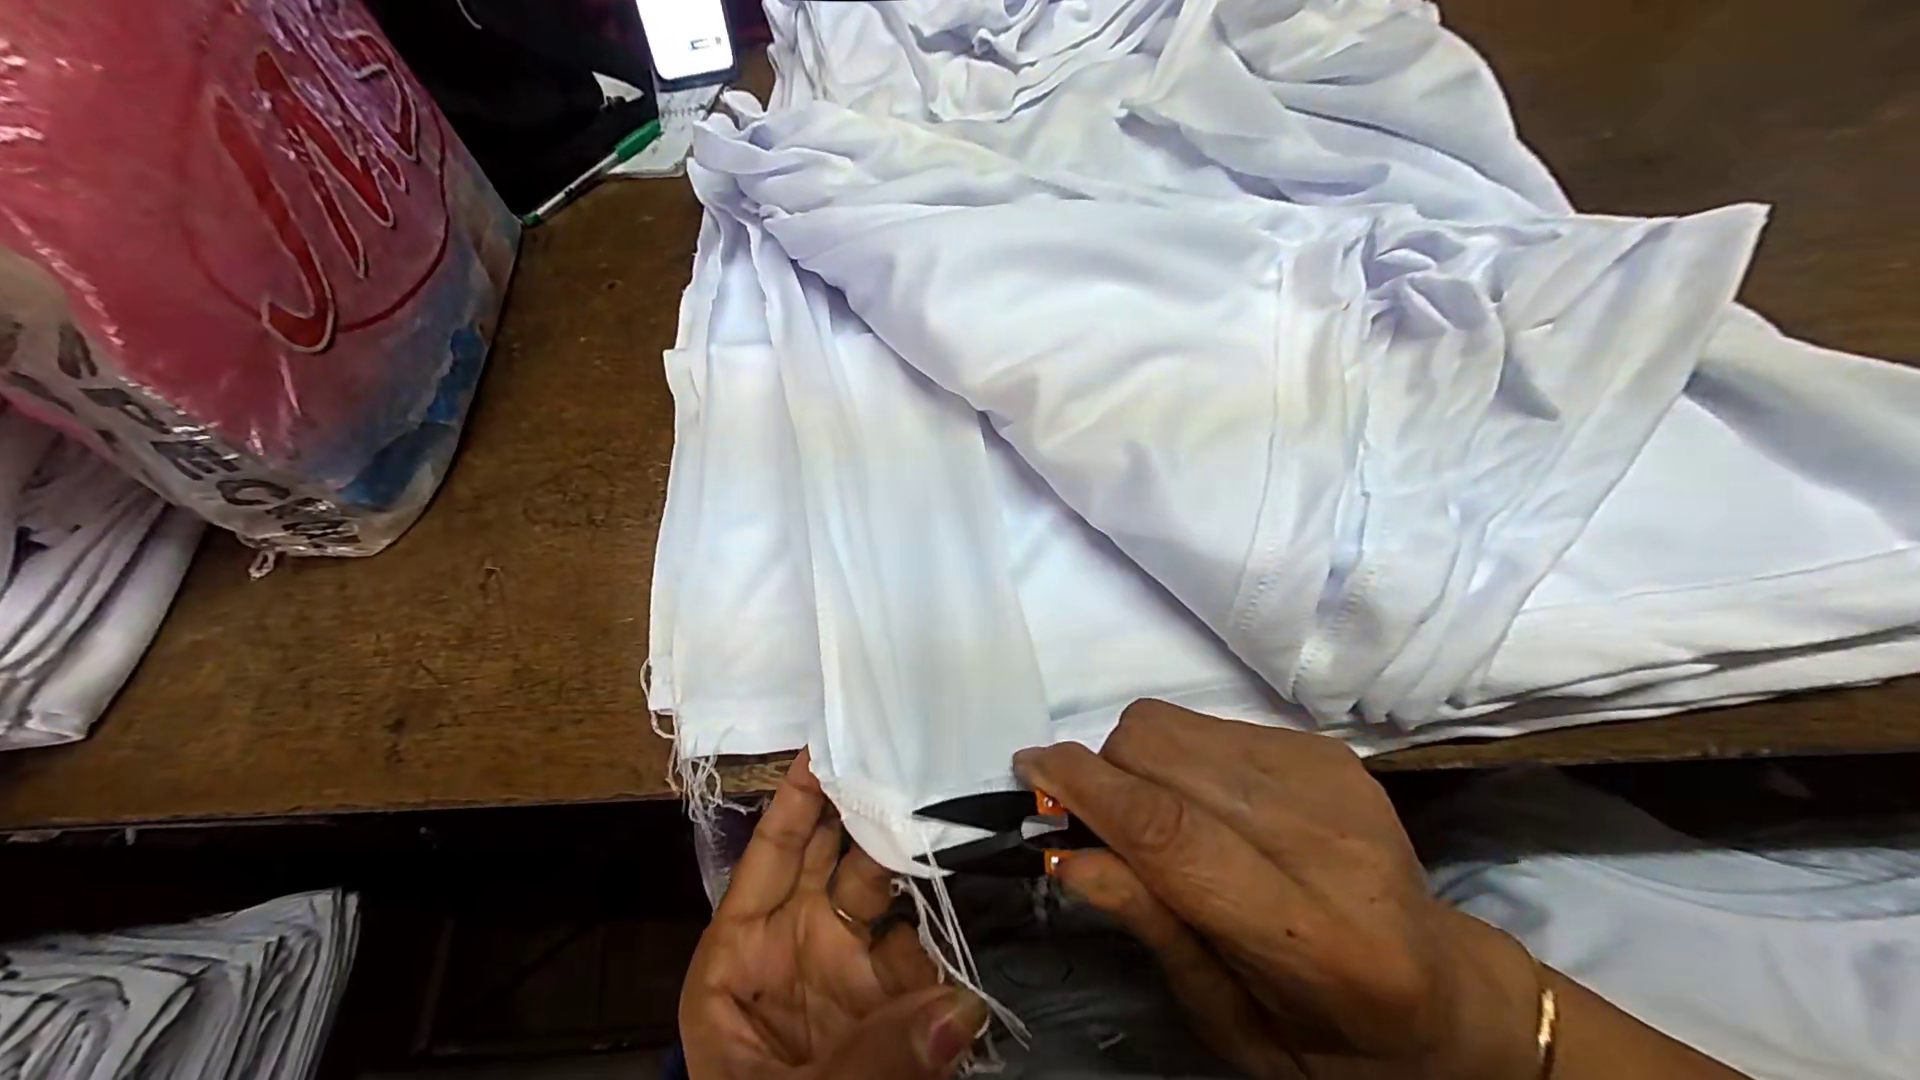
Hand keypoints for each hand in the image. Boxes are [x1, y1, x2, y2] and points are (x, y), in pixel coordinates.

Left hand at [678, 750, 989, 1078]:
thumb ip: (874, 1060)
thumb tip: (962, 1010)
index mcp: (739, 960)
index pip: (768, 861)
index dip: (793, 804)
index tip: (824, 750)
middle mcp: (796, 946)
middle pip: (831, 860)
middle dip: (862, 810)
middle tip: (901, 756)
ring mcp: (850, 968)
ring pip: (883, 890)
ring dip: (910, 852)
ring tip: (943, 802)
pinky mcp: (897, 996)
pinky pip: (924, 944)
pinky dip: (946, 917)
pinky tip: (966, 872)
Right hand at [1014, 702, 1542, 1079]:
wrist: (1448, 992)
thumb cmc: (1330, 1040)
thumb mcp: (1229, 1022)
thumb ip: (1152, 927)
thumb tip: (1065, 854)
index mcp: (1316, 938)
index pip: (1171, 834)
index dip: (1087, 790)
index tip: (1029, 769)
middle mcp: (1329, 837)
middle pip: (1161, 754)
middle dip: (1104, 775)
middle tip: (1098, 821)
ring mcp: (1330, 776)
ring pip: (1171, 724)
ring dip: (1136, 762)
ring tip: (1158, 814)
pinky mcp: (1324, 745)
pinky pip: (1201, 722)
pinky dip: (1175, 755)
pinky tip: (1205, 801)